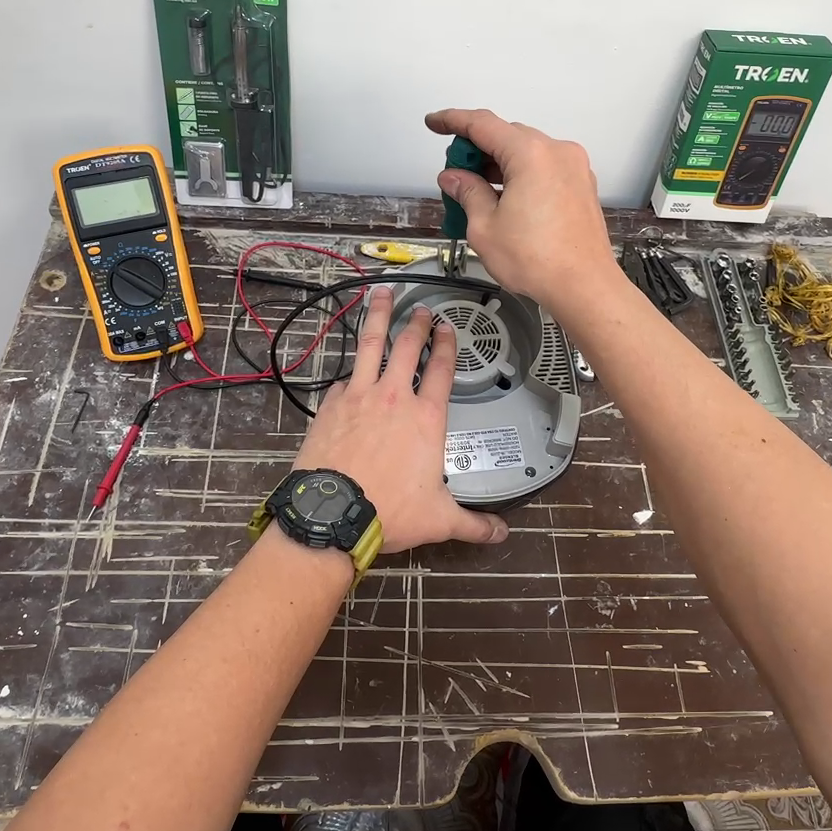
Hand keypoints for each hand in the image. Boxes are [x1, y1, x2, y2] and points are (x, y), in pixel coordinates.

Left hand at [293, 286, 508, 553]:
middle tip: (420, 309)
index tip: (447, 328)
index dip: (447, 345)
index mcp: (425, 417)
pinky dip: (351, 371)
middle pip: (407, 347)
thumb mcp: (440, 519)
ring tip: (380, 296)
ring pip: (370, 345)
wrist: (333, 513)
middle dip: (416, 323)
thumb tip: (500, 534)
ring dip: (378, 317)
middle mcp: (394, 397)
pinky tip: (350, 370)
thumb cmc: (389, 511)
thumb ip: (474, 524)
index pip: (443, 370)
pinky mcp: (331, 405)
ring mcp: (359, 397)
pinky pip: (344, 380)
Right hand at [425, 109, 619, 313]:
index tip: (435, 123)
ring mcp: (574, 169)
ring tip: (475, 191)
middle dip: (476, 150)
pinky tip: (504, 198)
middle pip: (507, 136)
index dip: (453, 121)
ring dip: (498, 165)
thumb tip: (454, 178)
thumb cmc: (540, 261)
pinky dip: (521, 175)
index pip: (483, 124)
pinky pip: (544, 168)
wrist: (584, 286)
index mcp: (530, 154)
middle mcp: (557, 153)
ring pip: (527, 153)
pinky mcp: (581, 186)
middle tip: (454, 172)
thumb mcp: (485, 227)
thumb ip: (467, 193)